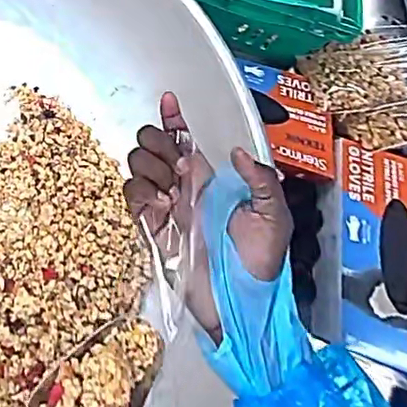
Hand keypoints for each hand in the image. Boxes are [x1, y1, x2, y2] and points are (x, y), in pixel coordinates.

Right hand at [122, 92, 293, 340]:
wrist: (241, 306)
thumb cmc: (260, 263)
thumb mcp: (275, 218)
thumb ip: (262, 181)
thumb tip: (237, 152)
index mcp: (208, 176)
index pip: (182, 136)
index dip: (172, 116)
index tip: (169, 100)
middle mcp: (181, 183)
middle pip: (151, 141)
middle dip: (157, 141)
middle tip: (179, 166)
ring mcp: (162, 201)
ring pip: (137, 161)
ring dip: (151, 166)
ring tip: (172, 189)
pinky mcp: (148, 223)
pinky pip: (131, 192)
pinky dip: (141, 191)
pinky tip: (161, 205)